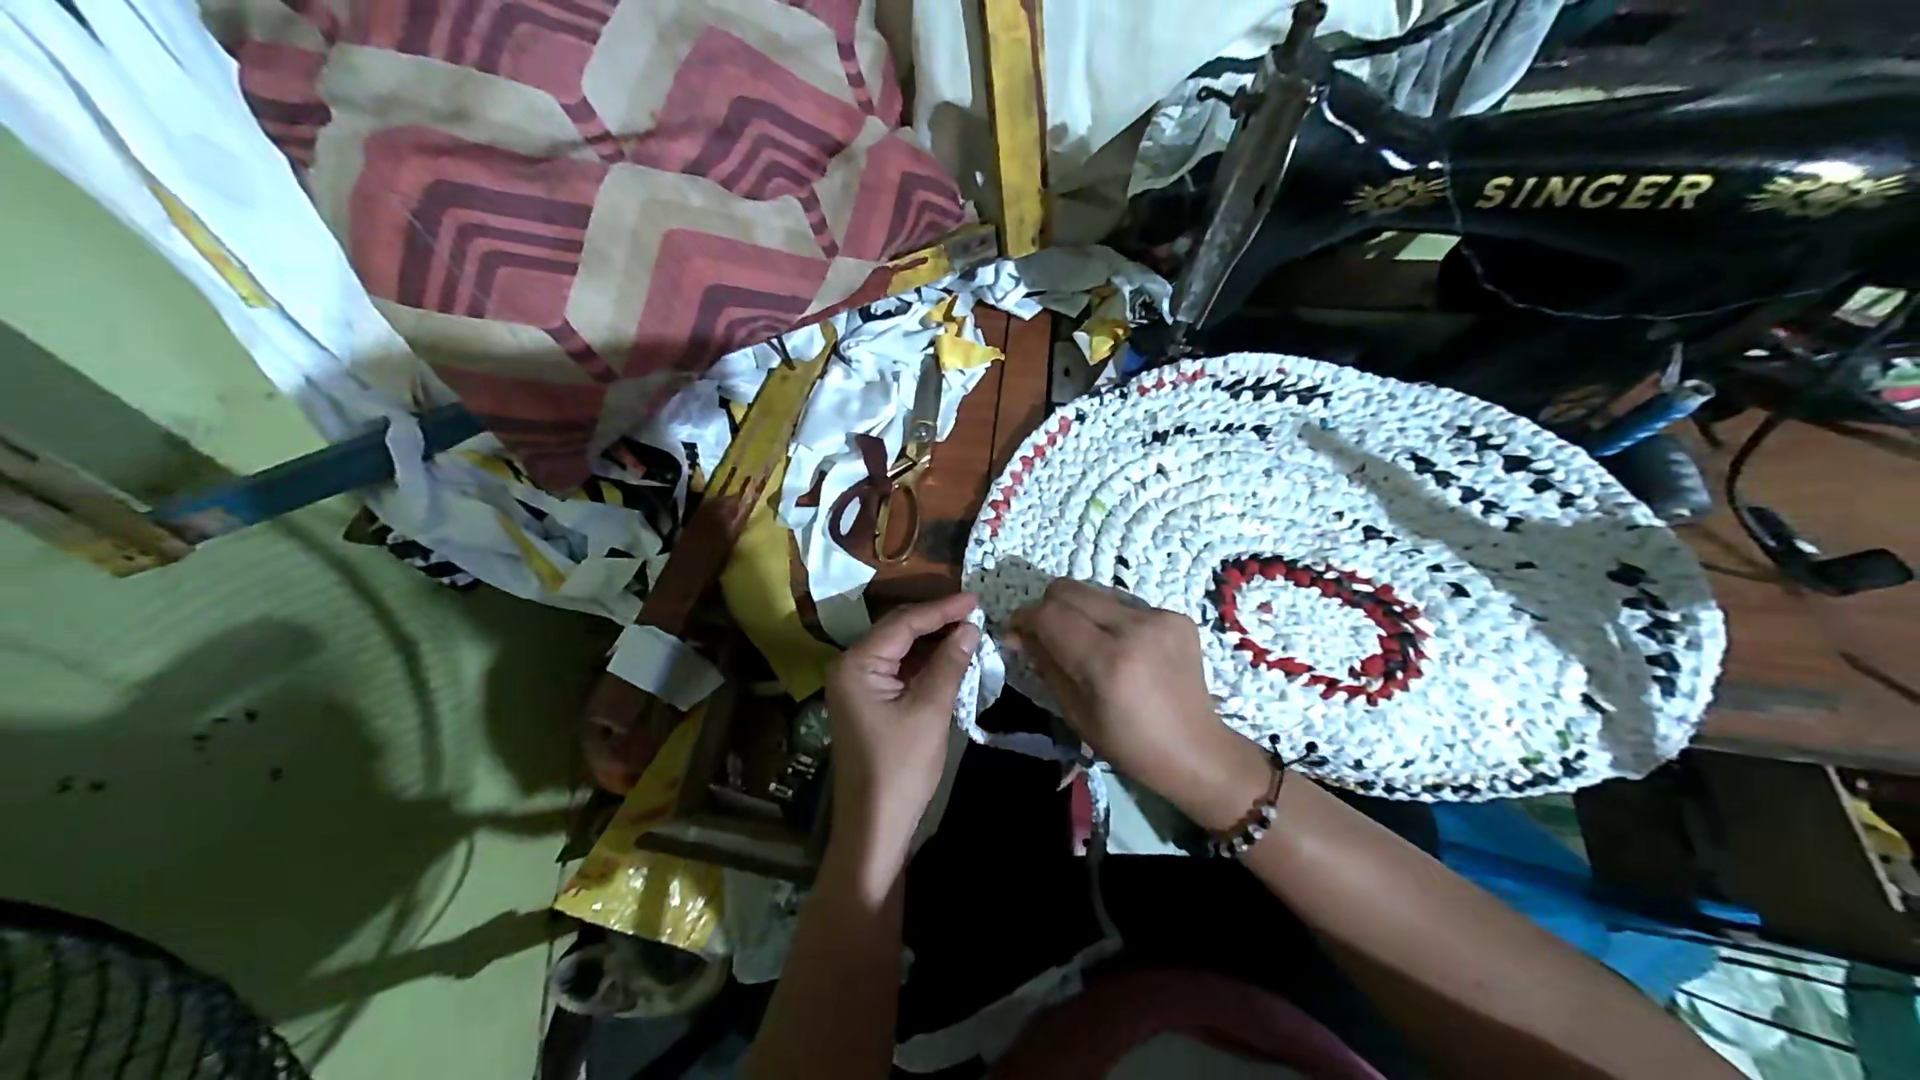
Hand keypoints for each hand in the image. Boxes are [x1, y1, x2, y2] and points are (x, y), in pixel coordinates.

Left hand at [824, 592, 980, 871]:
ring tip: (968, 629)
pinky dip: (924, 662)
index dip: (942, 609)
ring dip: (932, 641)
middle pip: (898, 630)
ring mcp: (856, 685)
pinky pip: (897, 670)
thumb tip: (970, 627)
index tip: (976, 599)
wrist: (874, 825)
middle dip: (936, 620)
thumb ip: (949, 663)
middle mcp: (850, 666)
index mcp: (857, 664)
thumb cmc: (901, 768)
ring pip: (899, 649)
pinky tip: (949, 657)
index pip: (904, 623)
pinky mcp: (867, 701)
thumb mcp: (930, 711)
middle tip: (975, 611)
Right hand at [1009, 579, 1269, 829]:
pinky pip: (1125, 604)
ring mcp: (1160, 617)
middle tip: (1044, 632)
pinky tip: (1123, 648)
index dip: (1024, 618)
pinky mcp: (1177, 615)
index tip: (1014, 631)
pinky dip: (1111, 620)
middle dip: (1047, 606)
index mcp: (1107, 661)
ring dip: (1080, 611)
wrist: (1195, 749)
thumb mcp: (1075, 711)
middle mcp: (1135, 629)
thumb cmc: (1128, 743)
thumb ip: (1045, 663)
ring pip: (1096, 592)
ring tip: (1086, 642)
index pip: (1050, 615)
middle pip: (1069, 590)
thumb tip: (1017, 633)